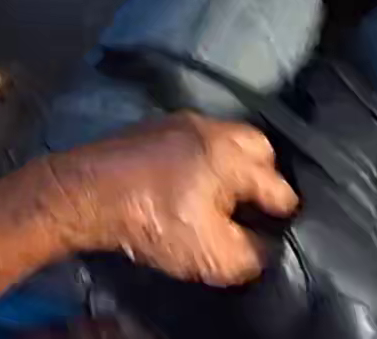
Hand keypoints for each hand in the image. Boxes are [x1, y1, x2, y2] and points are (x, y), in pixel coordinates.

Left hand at [42, 113, 296, 286]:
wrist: (91, 189)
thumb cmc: (155, 220)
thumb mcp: (215, 256)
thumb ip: (254, 252)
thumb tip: (266, 242)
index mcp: (229, 154)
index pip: (278, 184)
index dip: (285, 212)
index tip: (281, 230)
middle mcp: (208, 126)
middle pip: (257, 144)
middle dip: (265, 173)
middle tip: (257, 205)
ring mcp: (178, 120)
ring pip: (225, 136)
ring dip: (233, 161)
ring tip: (228, 193)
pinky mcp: (156, 125)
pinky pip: (197, 136)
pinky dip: (206, 155)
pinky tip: (197, 179)